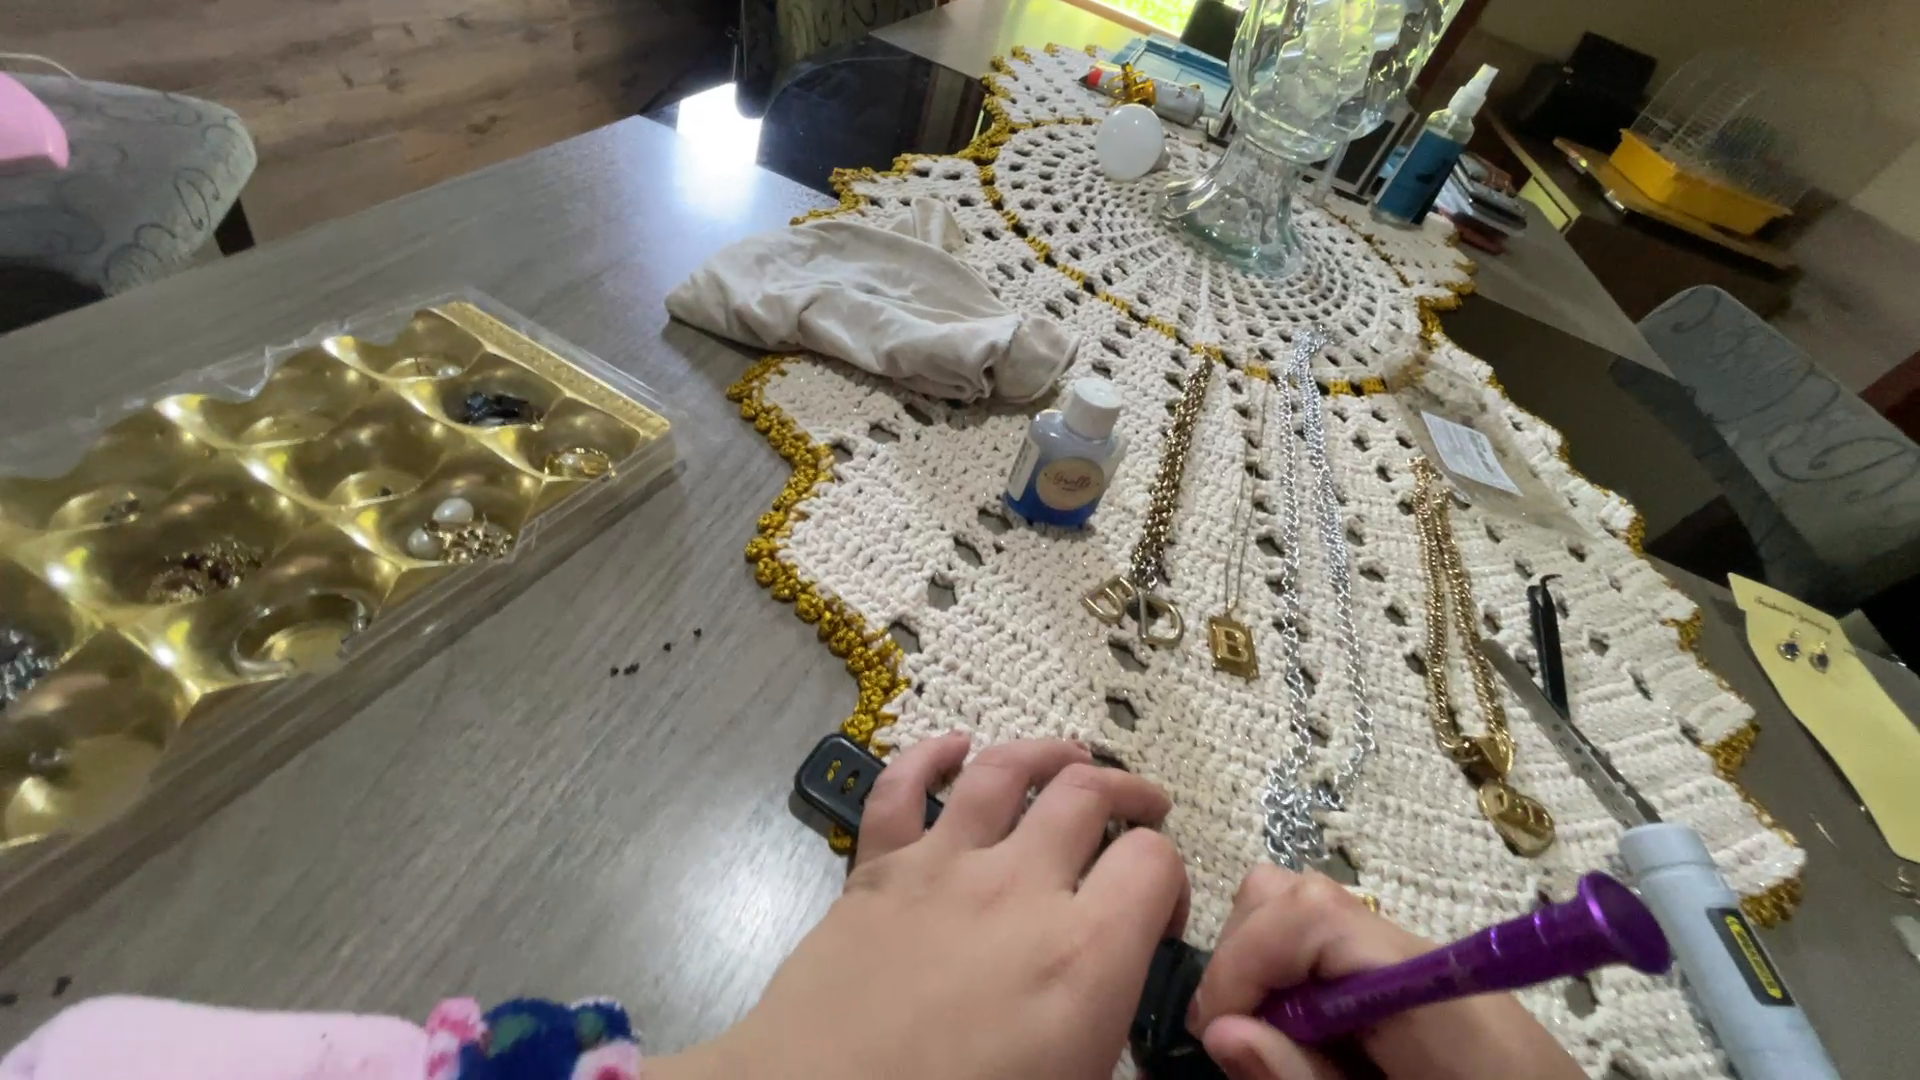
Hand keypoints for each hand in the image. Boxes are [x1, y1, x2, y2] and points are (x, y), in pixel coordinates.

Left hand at [656, 735, 1189, 1079]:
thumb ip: (1108, 1036)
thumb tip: (1121, 1021)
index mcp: (1080, 954)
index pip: (1152, 863)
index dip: (1170, 874)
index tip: (1158, 908)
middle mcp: (1017, 887)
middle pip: (1086, 794)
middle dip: (1126, 789)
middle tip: (1141, 803)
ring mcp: (942, 865)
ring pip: (1004, 770)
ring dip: (1046, 752)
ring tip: (1071, 754)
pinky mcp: (878, 867)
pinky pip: (902, 788)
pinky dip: (927, 756)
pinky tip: (951, 745)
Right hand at [1190, 865, 1585, 1079]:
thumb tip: (1217, 1032)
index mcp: (1436, 996)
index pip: (1314, 916)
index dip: (1246, 958)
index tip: (1214, 1031)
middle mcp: (1420, 957)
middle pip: (1296, 894)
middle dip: (1245, 956)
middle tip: (1237, 1040)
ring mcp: (1414, 963)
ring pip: (1299, 908)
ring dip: (1260, 962)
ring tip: (1269, 1039)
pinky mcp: (1406, 981)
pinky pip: (1322, 944)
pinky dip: (1286, 976)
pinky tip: (1301, 1037)